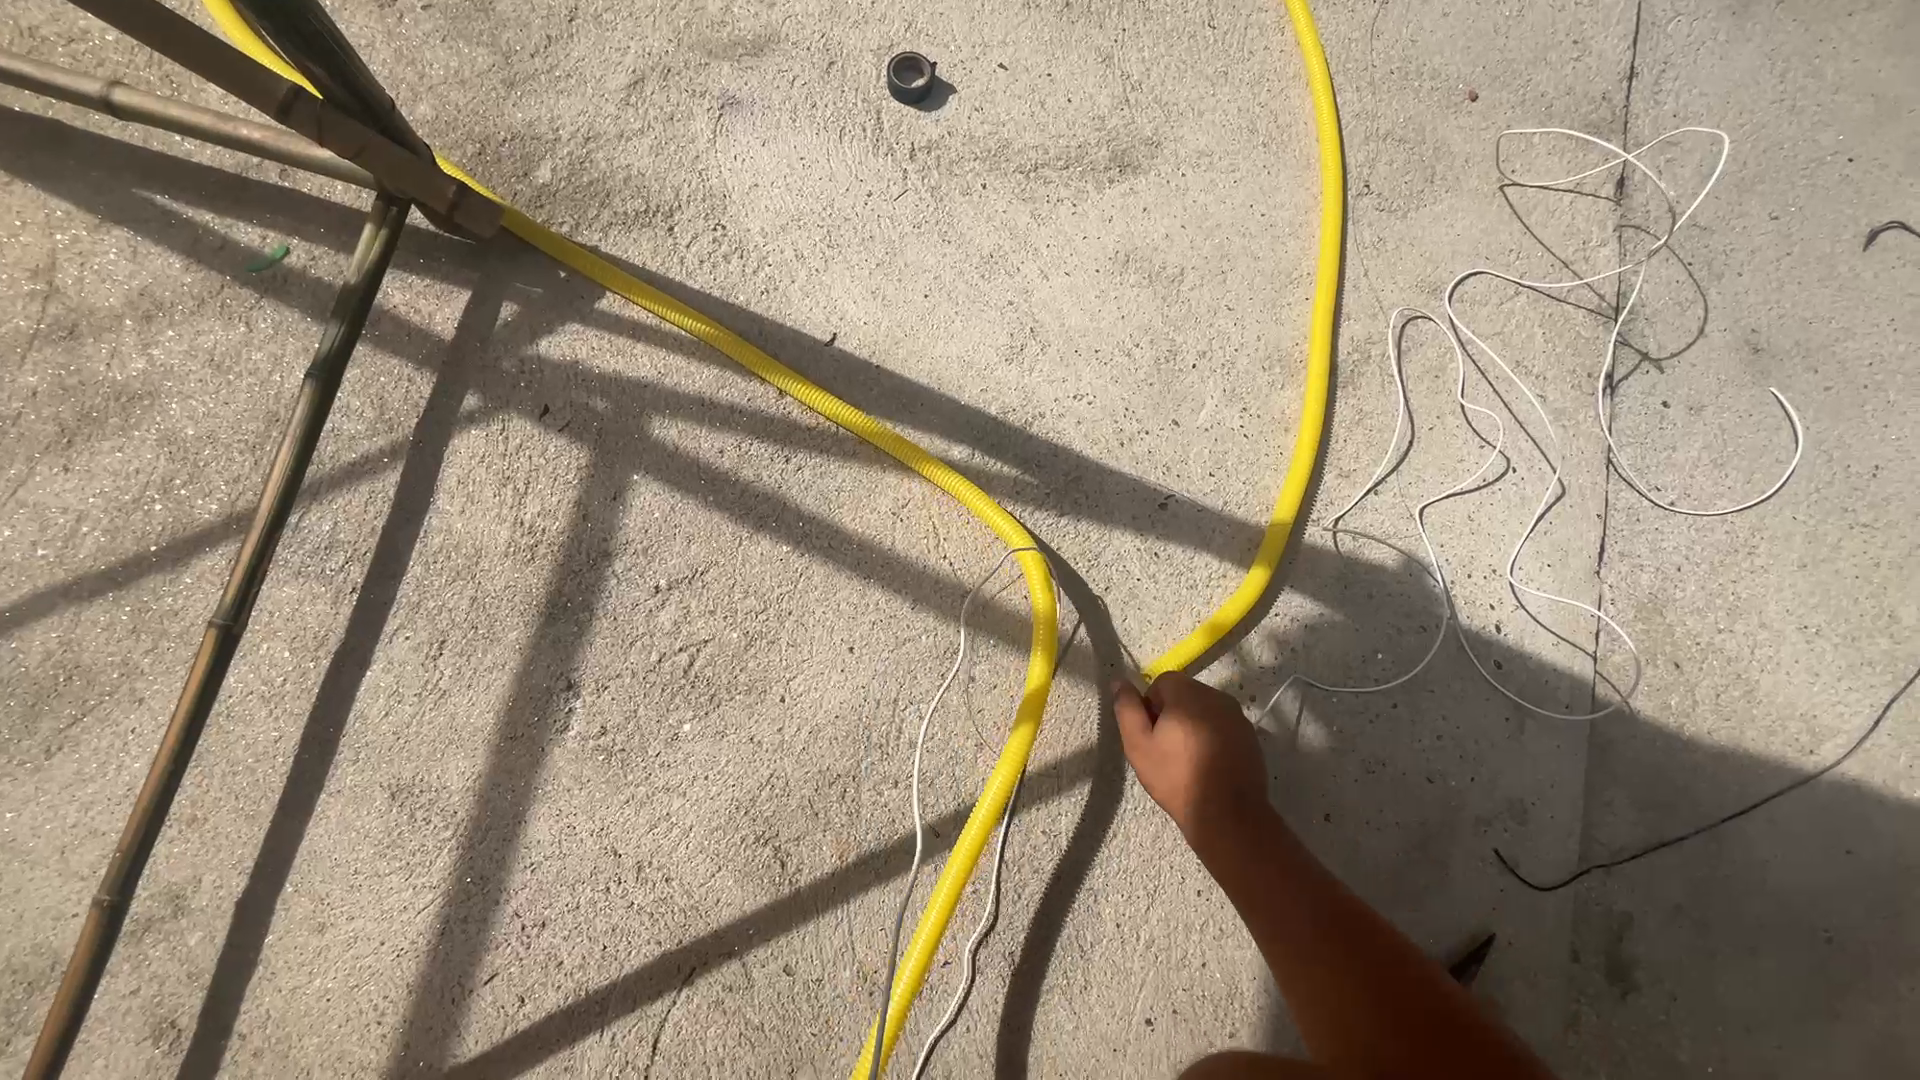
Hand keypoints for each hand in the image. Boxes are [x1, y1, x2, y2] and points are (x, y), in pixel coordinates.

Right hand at [1112, 672, 1271, 846]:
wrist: (1228, 814)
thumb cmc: (1176, 778)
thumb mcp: (1138, 745)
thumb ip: (1127, 709)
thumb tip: (1119, 682)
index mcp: (1188, 694)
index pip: (1163, 681)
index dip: (1152, 705)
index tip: (1152, 734)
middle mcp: (1217, 697)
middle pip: (1186, 693)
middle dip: (1173, 713)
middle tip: (1166, 747)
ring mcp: (1238, 716)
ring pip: (1205, 709)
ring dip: (1193, 724)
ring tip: (1187, 758)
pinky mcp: (1250, 735)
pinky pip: (1223, 725)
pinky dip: (1212, 736)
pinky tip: (1208, 763)